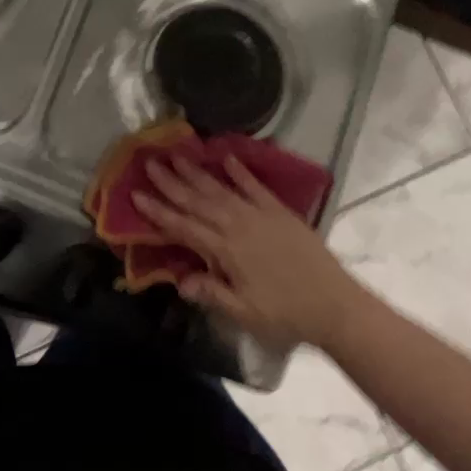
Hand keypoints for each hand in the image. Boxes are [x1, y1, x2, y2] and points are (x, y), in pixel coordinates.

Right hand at [133, 154, 352, 348]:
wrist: (334, 305)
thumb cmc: (285, 314)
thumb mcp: (244, 313)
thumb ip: (211, 294)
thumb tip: (178, 280)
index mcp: (226, 251)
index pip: (184, 227)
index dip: (159, 212)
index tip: (136, 195)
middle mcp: (238, 226)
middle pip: (198, 201)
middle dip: (171, 183)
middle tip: (149, 162)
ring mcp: (260, 215)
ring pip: (221, 190)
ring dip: (197, 173)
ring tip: (177, 155)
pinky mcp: (280, 212)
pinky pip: (255, 187)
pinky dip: (240, 172)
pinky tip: (226, 158)